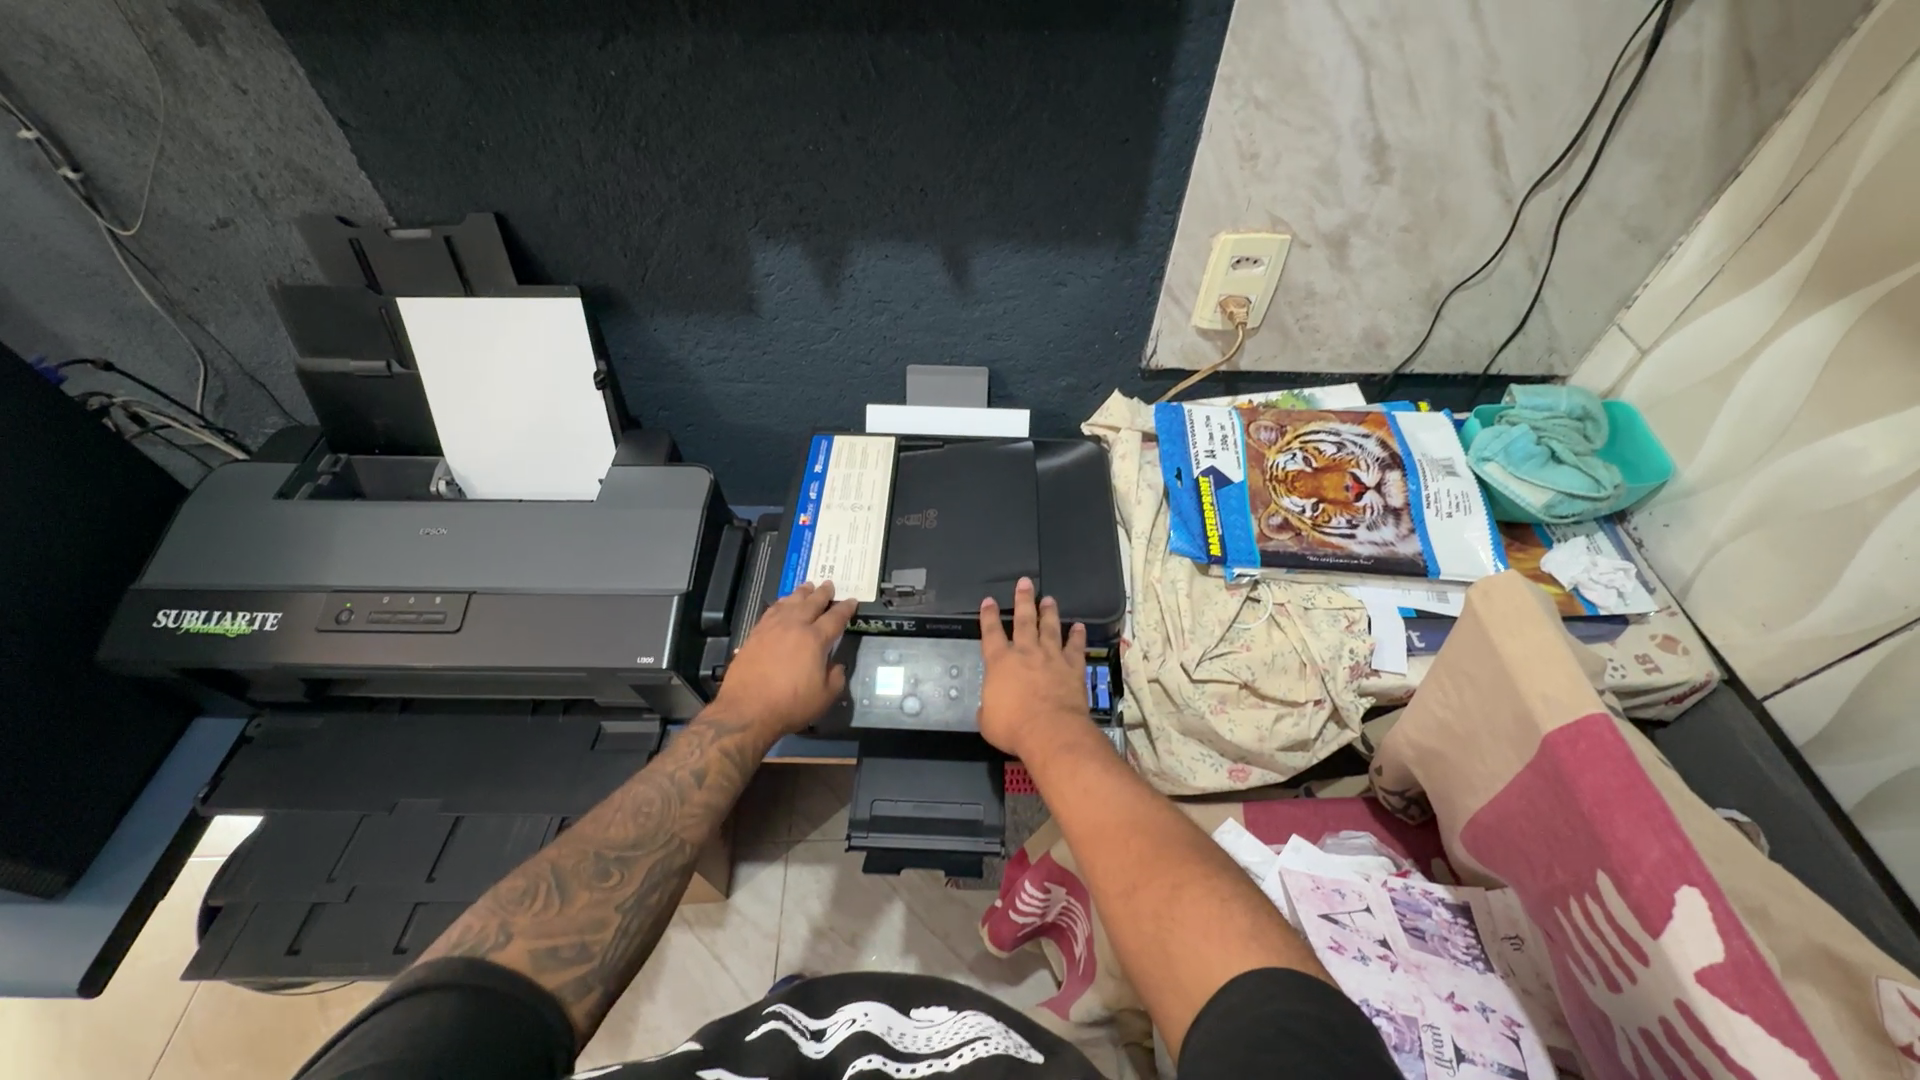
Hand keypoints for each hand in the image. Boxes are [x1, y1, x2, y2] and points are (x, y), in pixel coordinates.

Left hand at [715, 581, 855, 737]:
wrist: (747, 710)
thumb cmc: (791, 705)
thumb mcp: (825, 696)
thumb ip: (836, 676)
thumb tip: (835, 664)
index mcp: (815, 639)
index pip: (835, 618)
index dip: (845, 609)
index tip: (852, 601)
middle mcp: (794, 627)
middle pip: (811, 603)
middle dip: (823, 593)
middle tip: (829, 584)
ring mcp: (771, 628)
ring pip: (789, 603)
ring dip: (800, 594)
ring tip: (806, 586)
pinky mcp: (754, 635)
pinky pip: (771, 611)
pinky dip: (780, 604)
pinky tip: (782, 604)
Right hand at [978, 577, 1089, 760]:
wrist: (1050, 731)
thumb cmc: (1013, 727)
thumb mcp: (987, 721)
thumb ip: (988, 709)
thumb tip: (990, 708)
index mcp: (1000, 663)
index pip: (991, 633)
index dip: (989, 616)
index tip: (989, 601)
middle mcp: (1025, 653)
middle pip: (1024, 620)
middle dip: (1023, 600)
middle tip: (1025, 582)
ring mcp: (1051, 658)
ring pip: (1050, 628)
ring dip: (1049, 612)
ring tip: (1048, 599)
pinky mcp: (1072, 668)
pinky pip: (1075, 647)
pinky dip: (1077, 636)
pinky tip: (1079, 627)